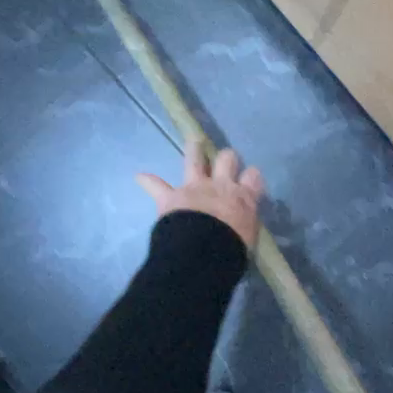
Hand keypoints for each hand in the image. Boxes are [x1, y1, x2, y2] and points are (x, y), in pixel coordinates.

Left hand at [137, 142, 264, 246]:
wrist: (204, 250)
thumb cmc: (232, 248)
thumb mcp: (248, 236)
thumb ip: (243, 225)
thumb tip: (239, 228)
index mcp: (243, 199)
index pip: (253, 177)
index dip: (251, 176)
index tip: (250, 177)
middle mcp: (220, 186)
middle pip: (226, 160)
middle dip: (226, 158)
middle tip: (225, 160)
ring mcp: (194, 188)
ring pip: (194, 160)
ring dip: (193, 150)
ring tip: (193, 143)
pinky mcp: (171, 197)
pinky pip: (156, 185)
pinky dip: (148, 181)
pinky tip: (139, 177)